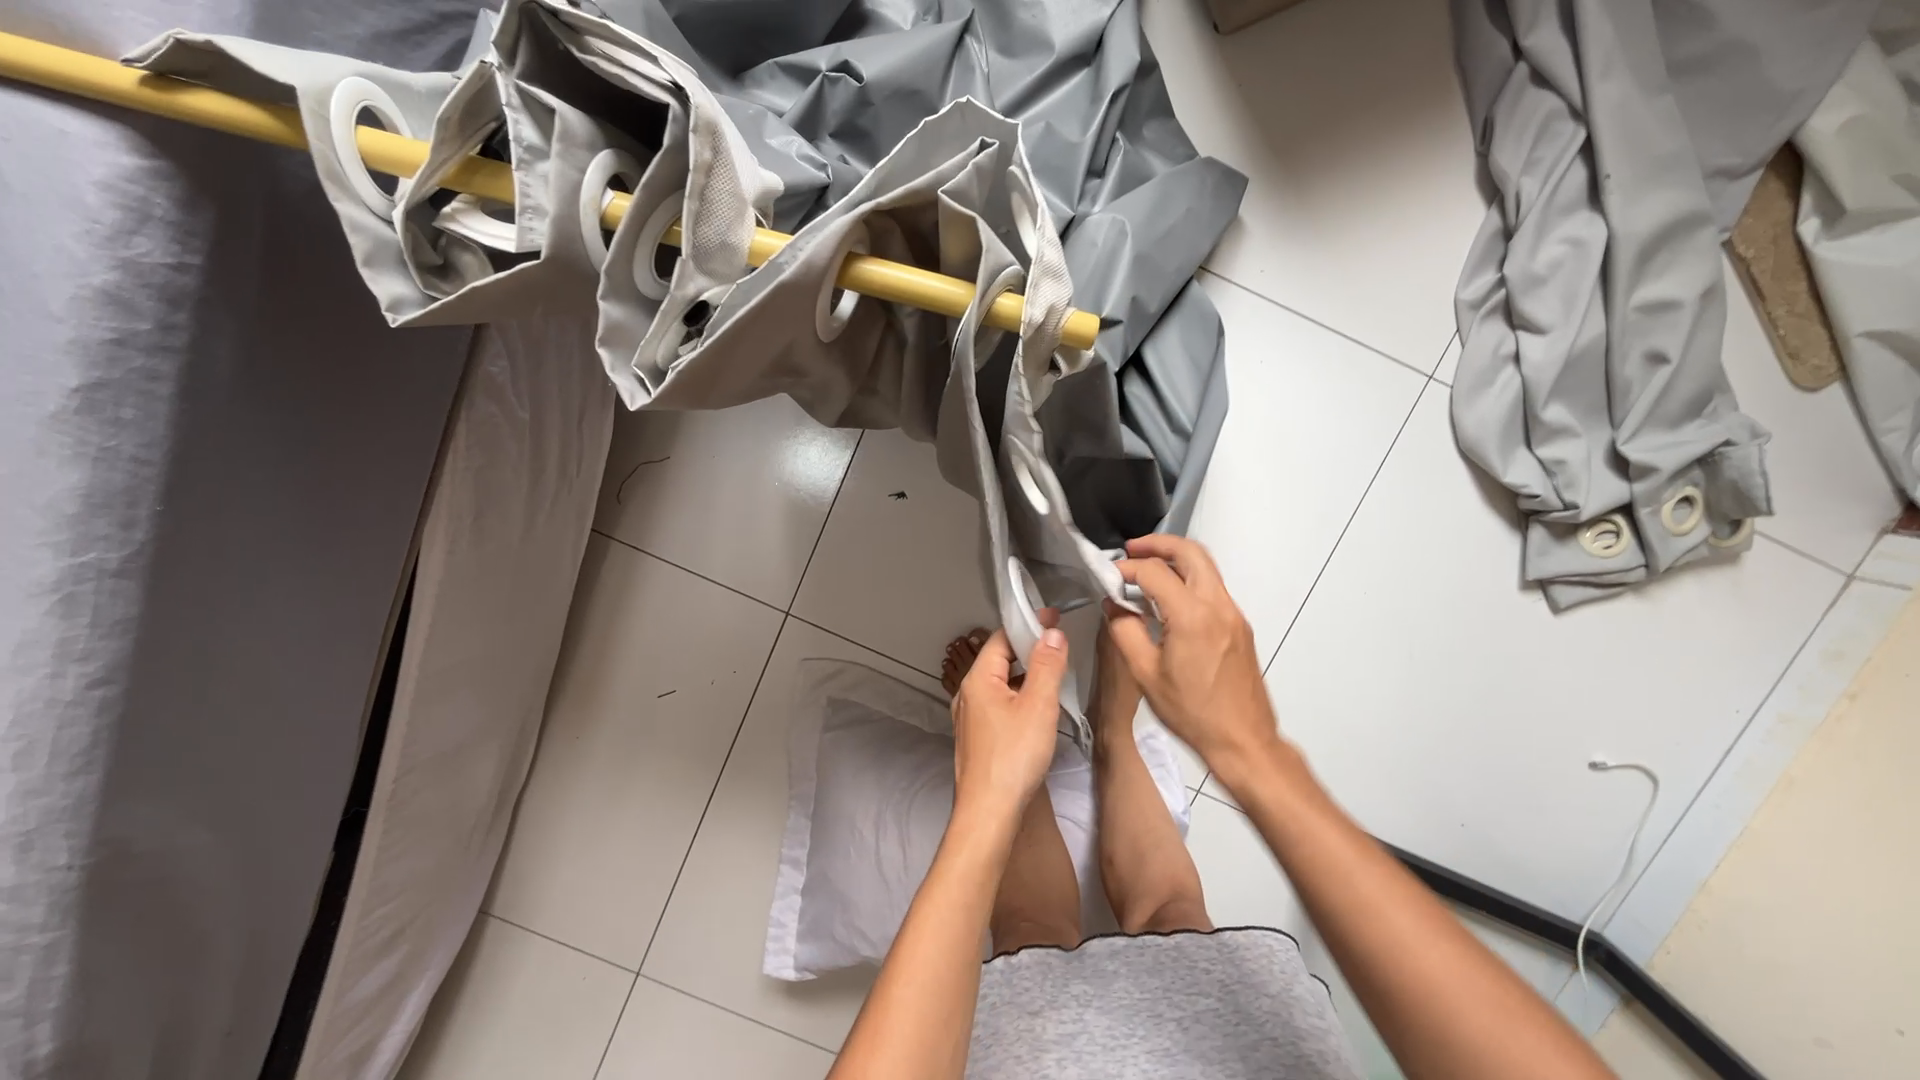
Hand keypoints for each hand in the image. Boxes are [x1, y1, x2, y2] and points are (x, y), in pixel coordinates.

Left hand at [950, 626, 1068, 812]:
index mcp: (977, 680)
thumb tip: (1051, 634)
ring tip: (1054, 675)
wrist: (989, 811)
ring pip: (1000, 684)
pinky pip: (999, 705)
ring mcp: (970, 718)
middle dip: (1028, 649)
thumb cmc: (1012, 759)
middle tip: (1059, 646)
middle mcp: (967, 695)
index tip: (1053, 619)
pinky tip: (1037, 709)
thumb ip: (1047, 665)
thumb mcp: (1038, 705)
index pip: (1001, 637)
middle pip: (999, 659)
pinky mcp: (978, 738)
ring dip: (1025, 675)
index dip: (1028, 625)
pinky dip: (1019, 697)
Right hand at [1103, 534, 1280, 770]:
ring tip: (1146, 569)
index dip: (1127, 568)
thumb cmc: (1191, 712)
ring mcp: (1234, 614)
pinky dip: (1189, 579)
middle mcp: (1218, 606)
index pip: (1154, 572)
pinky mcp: (1239, 626)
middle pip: (1191, 552)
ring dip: (1176, 559)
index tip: (1108, 577)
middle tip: (1130, 550)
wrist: (1243, 739)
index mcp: (1192, 616)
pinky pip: (1213, 588)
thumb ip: (1125, 631)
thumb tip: (1114, 605)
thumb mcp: (1146, 674)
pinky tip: (1167, 598)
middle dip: (1158, 544)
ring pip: (1206, 567)